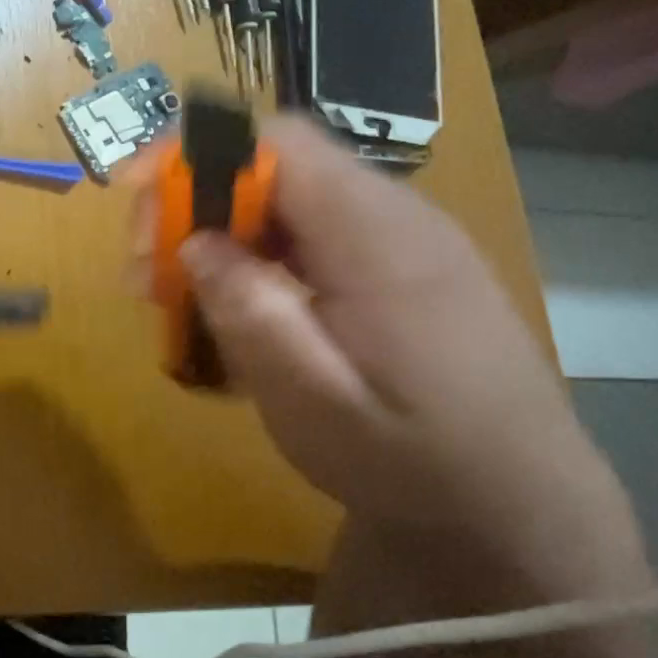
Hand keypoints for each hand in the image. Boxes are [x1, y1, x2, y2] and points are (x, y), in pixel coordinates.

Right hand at [157, 118, 609, 539]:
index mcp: (379, 240)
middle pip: (274, 168)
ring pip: (286, 201)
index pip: (280, 144)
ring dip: (219, 235)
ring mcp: (405, 244)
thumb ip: (250, 312)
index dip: (198, 154)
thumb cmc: (409, 460)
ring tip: (179, 299)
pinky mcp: (402, 270)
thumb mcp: (310, 399)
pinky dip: (257, 255)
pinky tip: (240, 311)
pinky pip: (312, 233)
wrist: (520, 513)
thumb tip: (194, 242)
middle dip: (194, 204)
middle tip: (146, 273)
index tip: (137, 200)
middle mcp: (398, 222)